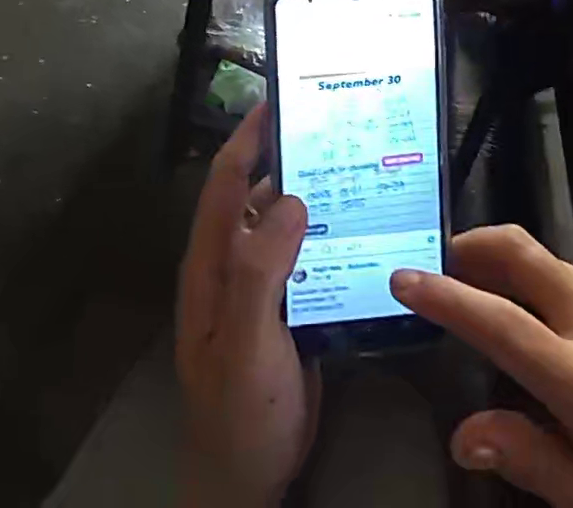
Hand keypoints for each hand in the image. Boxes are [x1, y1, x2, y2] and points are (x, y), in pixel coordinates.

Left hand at [176, 108, 319, 507]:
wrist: (248, 474)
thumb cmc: (237, 408)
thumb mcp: (243, 340)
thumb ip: (259, 270)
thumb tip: (290, 198)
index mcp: (212, 261)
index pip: (227, 184)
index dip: (247, 139)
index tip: (276, 102)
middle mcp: (234, 262)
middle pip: (259, 194)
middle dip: (287, 157)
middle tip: (332, 129)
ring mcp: (261, 283)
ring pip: (286, 222)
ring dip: (311, 192)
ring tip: (355, 165)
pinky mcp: (288, 302)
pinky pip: (307, 253)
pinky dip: (327, 230)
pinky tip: (360, 223)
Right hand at [391, 226, 572, 507]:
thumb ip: (527, 456)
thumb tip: (462, 435)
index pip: (498, 322)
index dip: (446, 297)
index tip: (402, 278)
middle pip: (519, 252)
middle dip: (468, 245)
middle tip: (432, 263)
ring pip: (536, 252)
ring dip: (491, 253)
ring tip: (462, 280)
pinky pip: (555, 268)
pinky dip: (518, 269)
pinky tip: (512, 302)